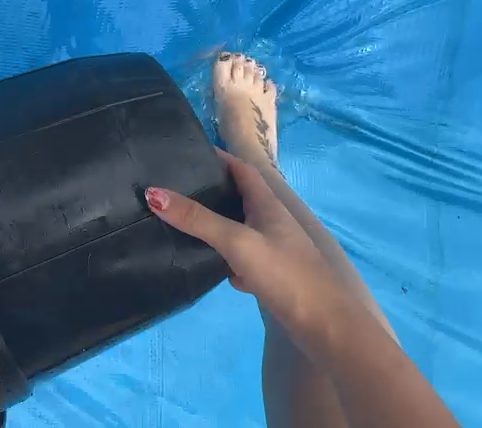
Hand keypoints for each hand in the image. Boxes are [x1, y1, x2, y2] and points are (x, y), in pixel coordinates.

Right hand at [145, 150, 359, 340]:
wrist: (329, 331)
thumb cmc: (286, 275)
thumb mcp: (236, 241)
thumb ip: (196, 218)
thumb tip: (152, 192)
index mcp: (267, 205)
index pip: (240, 169)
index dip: (217, 157)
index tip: (186, 151)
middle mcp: (271, 223)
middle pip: (237, 197)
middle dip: (209, 190)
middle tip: (173, 185)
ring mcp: (273, 251)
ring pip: (237, 229)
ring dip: (214, 224)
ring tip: (180, 221)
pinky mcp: (272, 277)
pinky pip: (241, 258)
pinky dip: (224, 258)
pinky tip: (209, 267)